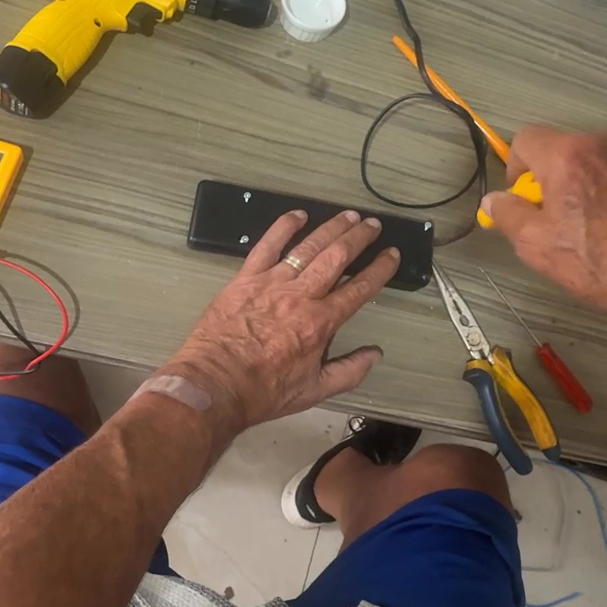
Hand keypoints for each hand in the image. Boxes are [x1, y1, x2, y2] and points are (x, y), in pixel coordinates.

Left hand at [160, 209, 399, 435]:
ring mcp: (273, 282)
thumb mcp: (314, 391)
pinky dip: (284, 227)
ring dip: (331, 228)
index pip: (359, 289)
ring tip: (348, 216)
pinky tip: (298, 214)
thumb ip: (350, 371)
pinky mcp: (246, 278)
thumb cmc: (264, 391)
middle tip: (373, 225)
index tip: (392, 254)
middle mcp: (301, 296)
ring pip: (308, 247)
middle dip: (359, 238)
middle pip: (337, 257)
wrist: (214, 385)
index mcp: (321, 322)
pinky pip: (267, 245)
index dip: (380, 269)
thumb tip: (376, 354)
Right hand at [480, 127, 606, 380]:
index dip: (516, 168)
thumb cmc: (602, 263)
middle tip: (556, 222)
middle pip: (563, 151)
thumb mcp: (537, 246)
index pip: (526, 139)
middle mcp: (604, 144)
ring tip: (593, 231)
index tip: (523, 200)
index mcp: (567, 154)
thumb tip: (494, 200)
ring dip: (586, 187)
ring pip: (596, 163)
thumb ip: (508, 215)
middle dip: (552, 180)